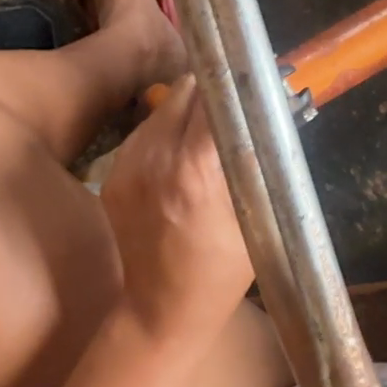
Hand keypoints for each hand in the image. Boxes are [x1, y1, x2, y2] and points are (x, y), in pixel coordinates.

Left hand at [100, 77, 254, 342]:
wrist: (158, 311)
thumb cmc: (223, 271)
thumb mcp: (258, 217)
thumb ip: (260, 162)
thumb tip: (274, 109)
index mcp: (194, 171)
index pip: (215, 96)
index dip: (239, 82)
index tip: (258, 76)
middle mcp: (154, 158)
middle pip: (186, 90)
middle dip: (217, 91)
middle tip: (239, 103)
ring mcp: (126, 164)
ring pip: (163, 106)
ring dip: (190, 109)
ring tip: (210, 135)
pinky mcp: (112, 173)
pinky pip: (145, 132)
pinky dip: (167, 133)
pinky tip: (182, 161)